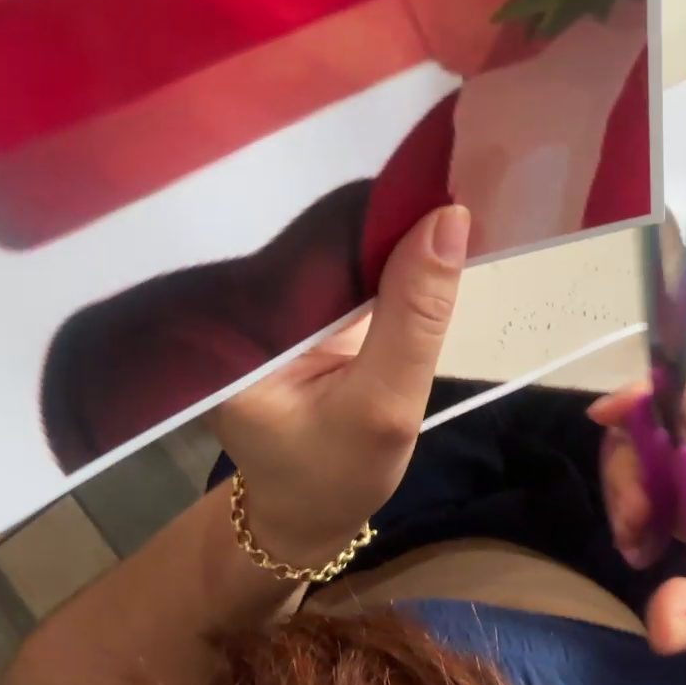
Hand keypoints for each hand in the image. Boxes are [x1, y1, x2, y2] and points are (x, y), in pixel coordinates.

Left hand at [210, 205, 469, 567]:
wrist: (312, 513)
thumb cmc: (339, 474)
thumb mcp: (386, 403)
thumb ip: (414, 316)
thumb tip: (448, 218)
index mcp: (237, 324)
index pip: (301, 240)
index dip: (365, 207)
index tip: (427, 175)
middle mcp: (245, 303)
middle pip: (314, 236)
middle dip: (376, 212)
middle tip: (443, 171)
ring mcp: (273, 307)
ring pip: (332, 251)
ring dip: (384, 232)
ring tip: (436, 191)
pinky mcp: (300, 314)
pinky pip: (342, 272)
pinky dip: (382, 261)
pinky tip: (417, 234)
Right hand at [590, 384, 685, 684]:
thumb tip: (656, 627)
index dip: (647, 399)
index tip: (601, 421)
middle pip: (668, 432)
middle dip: (631, 470)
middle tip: (629, 531)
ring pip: (663, 463)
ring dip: (634, 497)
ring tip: (637, 553)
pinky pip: (672, 496)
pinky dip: (646, 518)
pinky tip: (647, 557)